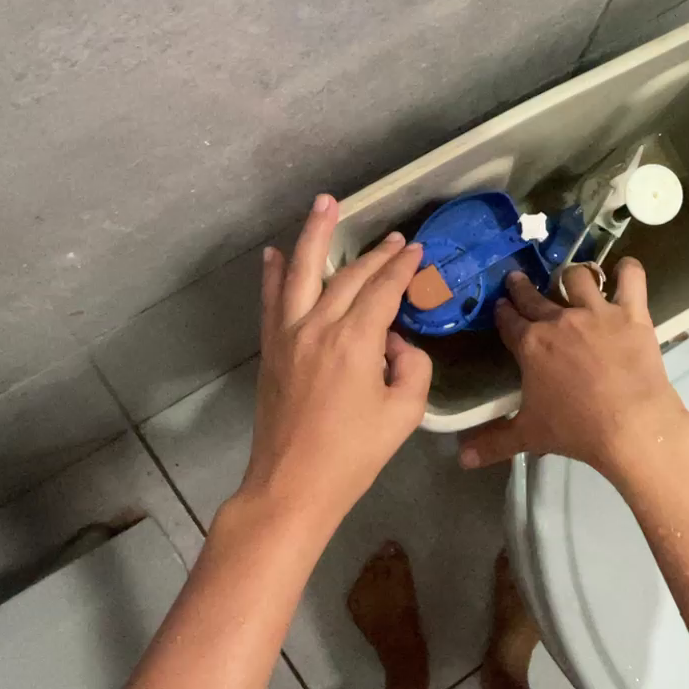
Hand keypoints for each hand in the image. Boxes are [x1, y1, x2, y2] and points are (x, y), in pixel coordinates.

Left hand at [245, 194, 431, 518]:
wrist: (293, 484)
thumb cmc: (354, 453)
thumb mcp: (405, 413)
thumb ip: (412, 367)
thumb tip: (396, 343)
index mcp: (355, 340)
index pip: (383, 288)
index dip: (403, 266)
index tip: (417, 249)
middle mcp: (318, 325)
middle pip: (349, 275)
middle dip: (376, 253)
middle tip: (396, 238)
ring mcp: (287, 334)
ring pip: (300, 271)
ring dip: (313, 234)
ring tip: (324, 203)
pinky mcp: (271, 348)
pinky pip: (271, 299)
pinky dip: (273, 272)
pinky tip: (275, 252)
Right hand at [459, 259, 688, 482]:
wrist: (630, 426)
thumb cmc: (575, 430)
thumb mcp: (529, 436)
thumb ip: (493, 443)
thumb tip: (461, 459)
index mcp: (531, 344)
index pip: (509, 320)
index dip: (503, 312)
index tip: (501, 306)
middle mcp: (560, 320)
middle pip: (535, 295)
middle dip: (522, 287)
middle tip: (518, 280)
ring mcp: (597, 312)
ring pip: (578, 278)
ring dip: (571, 277)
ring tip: (570, 279)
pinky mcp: (631, 313)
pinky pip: (630, 278)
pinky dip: (628, 271)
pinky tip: (625, 269)